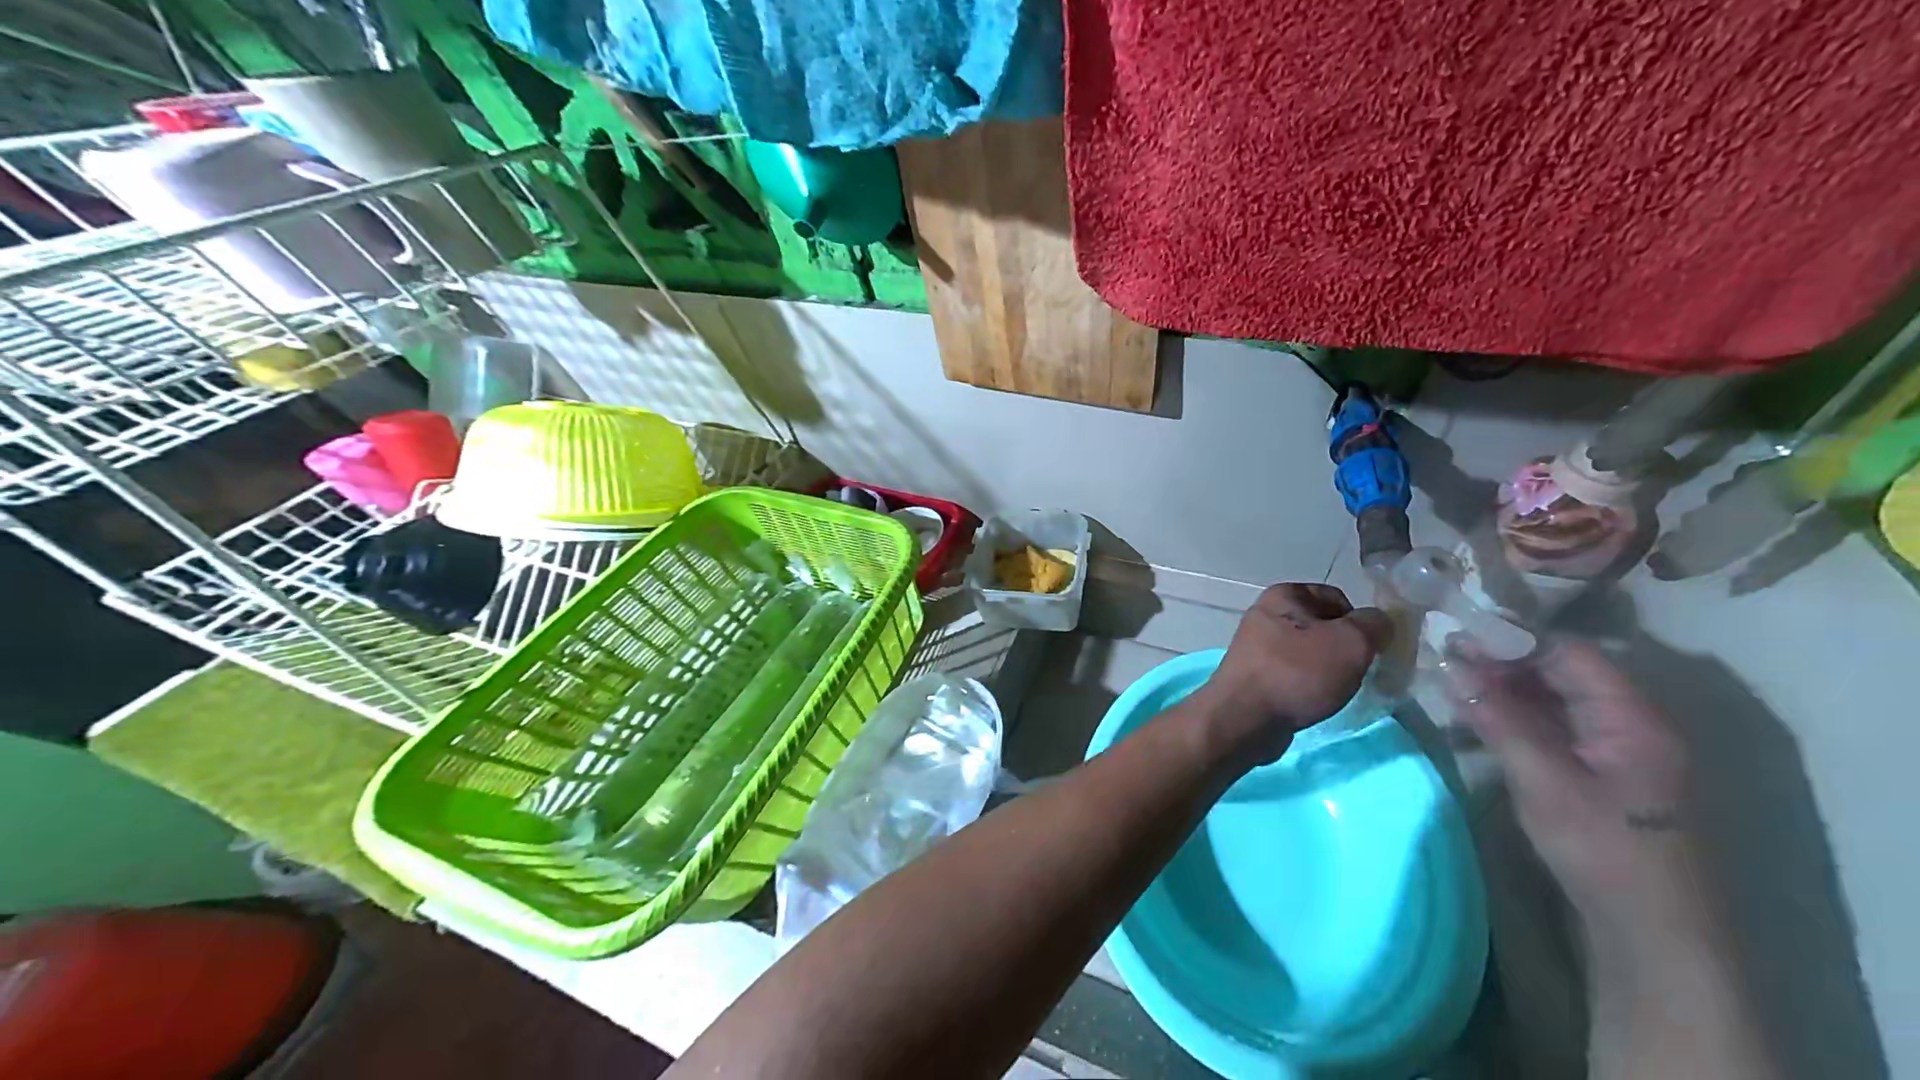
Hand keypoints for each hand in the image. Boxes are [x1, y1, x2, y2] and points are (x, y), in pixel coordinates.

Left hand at [1198, 584, 1389, 763]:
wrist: (1245, 717)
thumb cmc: (1297, 672)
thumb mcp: (1351, 643)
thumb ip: (1373, 626)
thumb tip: (1378, 623)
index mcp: (1284, 595)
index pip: (1337, 598)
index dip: (1359, 622)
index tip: (1369, 649)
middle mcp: (1266, 614)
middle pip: (1324, 626)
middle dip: (1345, 648)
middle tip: (1357, 672)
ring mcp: (1257, 646)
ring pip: (1310, 652)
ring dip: (1329, 669)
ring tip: (1336, 689)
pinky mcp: (1255, 674)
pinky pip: (1294, 673)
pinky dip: (1309, 685)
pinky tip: (1316, 700)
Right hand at [1448, 642, 1696, 926]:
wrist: (1649, 929)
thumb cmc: (1602, 847)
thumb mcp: (1542, 778)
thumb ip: (1497, 717)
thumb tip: (1450, 664)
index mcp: (1632, 717)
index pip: (1569, 653)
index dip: (1513, 639)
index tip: (1456, 635)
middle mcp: (1628, 723)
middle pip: (1560, 672)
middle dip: (1502, 661)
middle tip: (1444, 658)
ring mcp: (1613, 748)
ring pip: (1552, 699)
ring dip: (1503, 688)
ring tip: (1451, 683)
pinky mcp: (1596, 771)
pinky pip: (1551, 726)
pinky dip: (1512, 716)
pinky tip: (1475, 718)